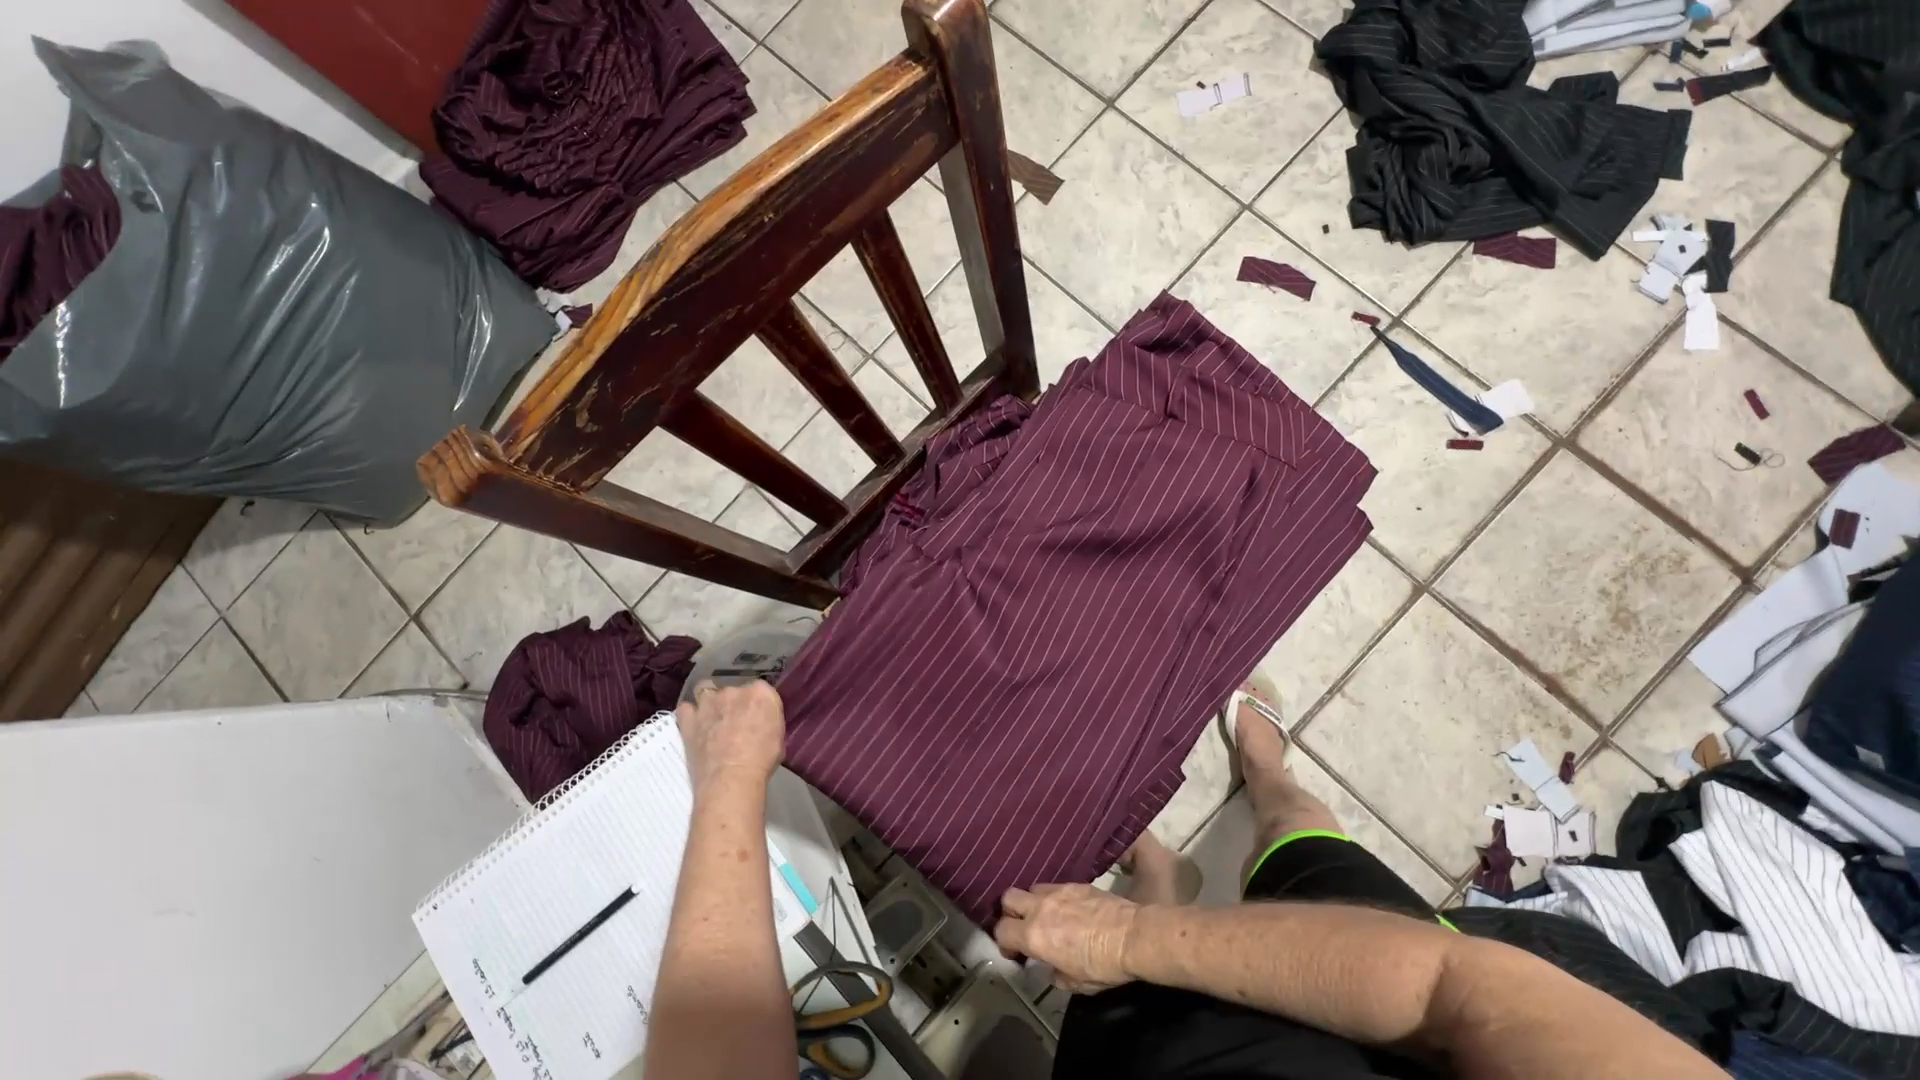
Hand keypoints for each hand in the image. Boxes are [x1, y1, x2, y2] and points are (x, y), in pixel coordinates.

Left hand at [675, 680, 784, 793]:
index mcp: (762, 693)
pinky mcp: (689, 719)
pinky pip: (685, 709)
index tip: (757, 717)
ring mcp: (708, 703)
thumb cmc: (762, 761)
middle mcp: (734, 691)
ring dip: (709, 700)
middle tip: (736, 722)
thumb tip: (761, 724)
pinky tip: (694, 725)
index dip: (758, 704)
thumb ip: (768, 722)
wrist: (731, 778)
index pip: (761, 690)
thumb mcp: (778, 738)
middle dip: (734, 703)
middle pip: (734, 690)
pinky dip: (689, 714)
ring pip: (705, 689)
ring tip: (712, 716)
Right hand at [993, 884, 1139, 993]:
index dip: (1004, 942)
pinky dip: (1057, 898)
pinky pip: (1057, 886)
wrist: (1132, 936)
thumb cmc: (1103, 966)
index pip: (1001, 930)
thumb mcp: (1075, 983)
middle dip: (1011, 912)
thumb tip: (1052, 968)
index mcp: (1034, 936)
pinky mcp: (1077, 884)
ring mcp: (1058, 891)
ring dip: (1034, 902)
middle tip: (1025, 927)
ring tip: (1048, 916)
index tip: (1016, 952)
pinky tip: (1071, 909)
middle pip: (1008, 898)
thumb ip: (1056, 974)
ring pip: (1032, 888)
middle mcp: (1040, 908)